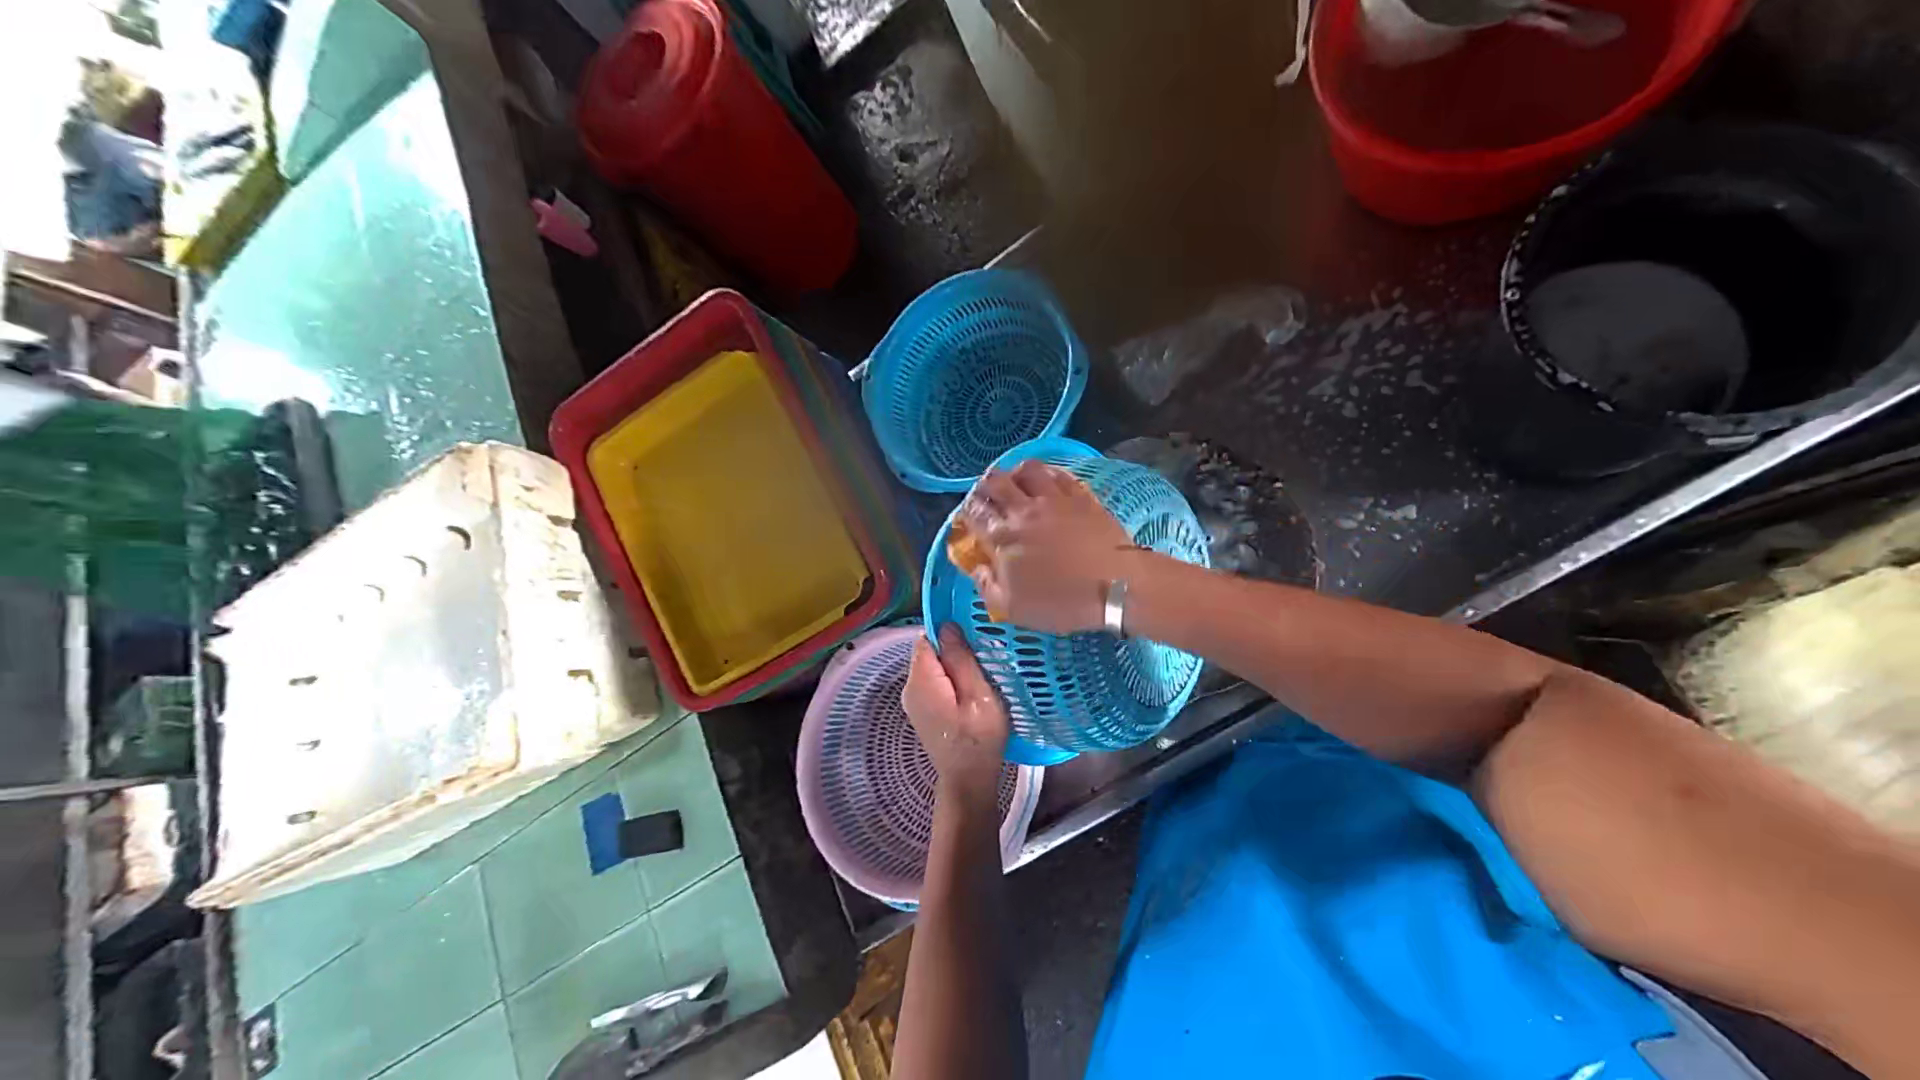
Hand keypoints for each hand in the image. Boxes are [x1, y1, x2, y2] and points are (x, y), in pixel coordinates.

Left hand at [904, 626, 1009, 798]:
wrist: (968, 782)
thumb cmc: (978, 739)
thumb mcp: (978, 695)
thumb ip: (961, 659)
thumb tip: (947, 626)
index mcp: (921, 680)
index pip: (927, 637)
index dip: (949, 630)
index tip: (975, 633)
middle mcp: (910, 686)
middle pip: (930, 651)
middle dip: (954, 648)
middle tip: (985, 655)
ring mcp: (914, 700)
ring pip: (934, 666)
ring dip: (955, 665)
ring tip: (982, 671)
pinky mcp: (923, 709)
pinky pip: (935, 682)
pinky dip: (951, 680)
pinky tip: (972, 689)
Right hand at [961, 461, 1140, 633]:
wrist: (1116, 587)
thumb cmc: (1062, 602)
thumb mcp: (1012, 608)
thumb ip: (986, 585)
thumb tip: (975, 567)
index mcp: (1002, 537)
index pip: (975, 512)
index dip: (967, 510)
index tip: (969, 515)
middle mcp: (1024, 510)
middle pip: (995, 482)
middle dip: (985, 485)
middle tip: (987, 494)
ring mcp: (1054, 499)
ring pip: (1027, 470)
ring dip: (1015, 472)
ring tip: (1016, 481)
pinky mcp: (1081, 497)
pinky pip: (1058, 474)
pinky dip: (1047, 473)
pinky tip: (1047, 480)